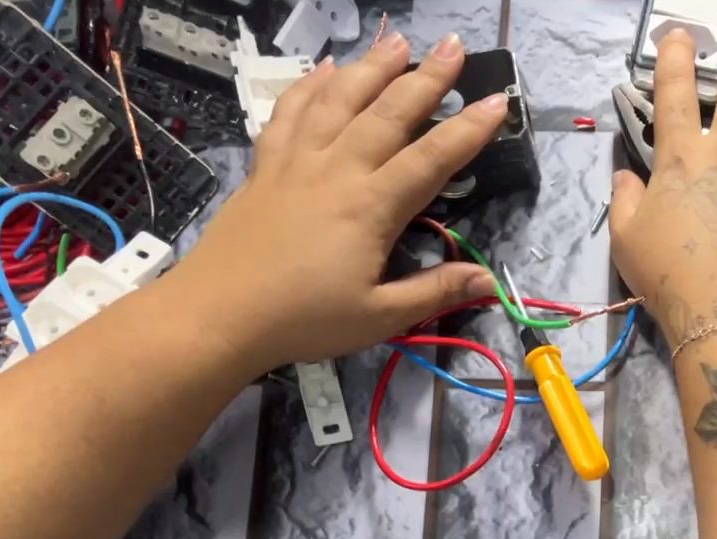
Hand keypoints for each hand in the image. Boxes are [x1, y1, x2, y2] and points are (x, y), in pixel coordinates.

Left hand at [158, 31, 504, 374]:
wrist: (220, 311)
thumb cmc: (306, 319)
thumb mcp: (381, 317)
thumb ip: (435, 292)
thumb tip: (489, 280)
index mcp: (370, 208)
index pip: (430, 159)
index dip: (467, 130)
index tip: (496, 101)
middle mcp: (336, 171)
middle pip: (387, 114)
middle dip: (425, 78)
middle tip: (454, 46)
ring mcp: (296, 163)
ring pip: (339, 100)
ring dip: (372, 67)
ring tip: (398, 41)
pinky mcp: (267, 167)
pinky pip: (290, 112)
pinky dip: (310, 86)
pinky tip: (325, 69)